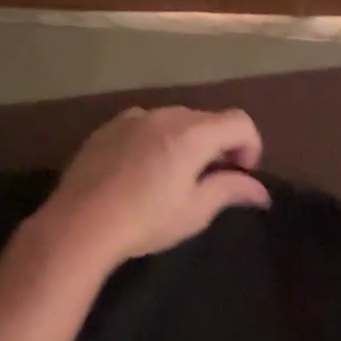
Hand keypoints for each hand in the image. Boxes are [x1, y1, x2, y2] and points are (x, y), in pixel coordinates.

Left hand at [34, 107, 271, 265]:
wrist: (79, 224)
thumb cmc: (146, 220)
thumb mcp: (196, 211)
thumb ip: (232, 190)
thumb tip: (261, 191)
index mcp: (193, 133)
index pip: (240, 122)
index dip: (251, 147)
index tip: (242, 175)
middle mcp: (165, 115)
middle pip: (208, 120)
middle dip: (220, 146)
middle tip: (213, 182)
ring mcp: (132, 118)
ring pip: (175, 122)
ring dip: (188, 143)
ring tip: (176, 179)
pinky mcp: (107, 128)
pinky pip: (146, 127)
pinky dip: (158, 142)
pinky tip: (143, 175)